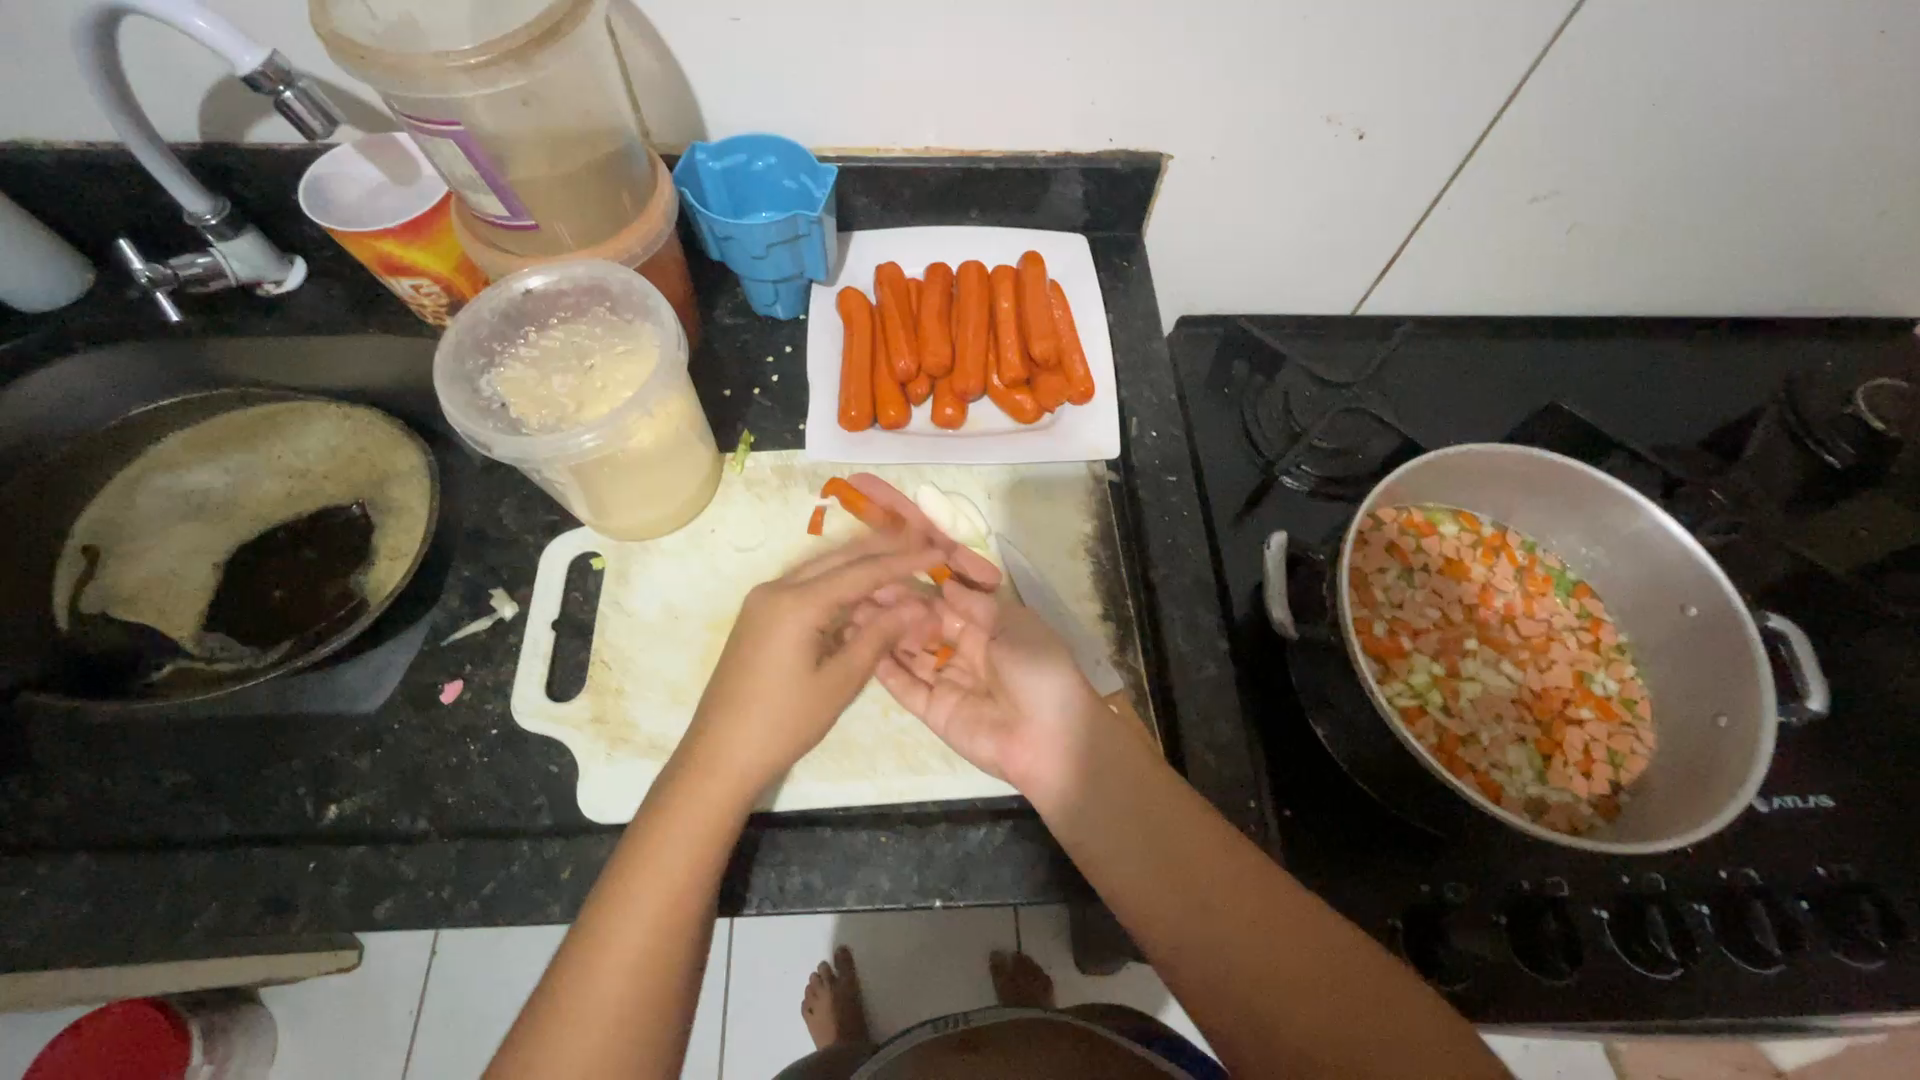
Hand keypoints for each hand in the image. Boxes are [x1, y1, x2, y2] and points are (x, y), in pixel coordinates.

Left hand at [680, 530, 942, 796]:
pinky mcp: (761, 616)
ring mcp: (764, 601)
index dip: (905, 560)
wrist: (720, 754)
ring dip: (863, 569)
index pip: (862, 570)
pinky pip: (808, 589)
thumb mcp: (840, 681)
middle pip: (841, 558)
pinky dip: (840, 589)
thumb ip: (879, 635)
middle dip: (884, 550)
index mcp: (796, 602)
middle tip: (925, 542)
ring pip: (824, 570)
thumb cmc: (784, 723)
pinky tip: (866, 598)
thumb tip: (917, 605)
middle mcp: (777, 588)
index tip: (940, 551)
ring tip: (904, 568)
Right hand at [873, 580, 1118, 806]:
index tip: (889, 571)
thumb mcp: (1015, 625)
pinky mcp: (935, 711)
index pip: (946, 602)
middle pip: (924, 626)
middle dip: (896, 609)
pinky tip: (862, 647)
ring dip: (885, 635)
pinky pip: (906, 687)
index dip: (919, 588)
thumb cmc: (1040, 670)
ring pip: (910, 654)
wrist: (1051, 738)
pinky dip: (885, 669)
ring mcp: (948, 682)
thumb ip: (977, 604)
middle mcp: (965, 651)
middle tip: (862, 591)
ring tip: (853, 613)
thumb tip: (945, 584)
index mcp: (989, 627)